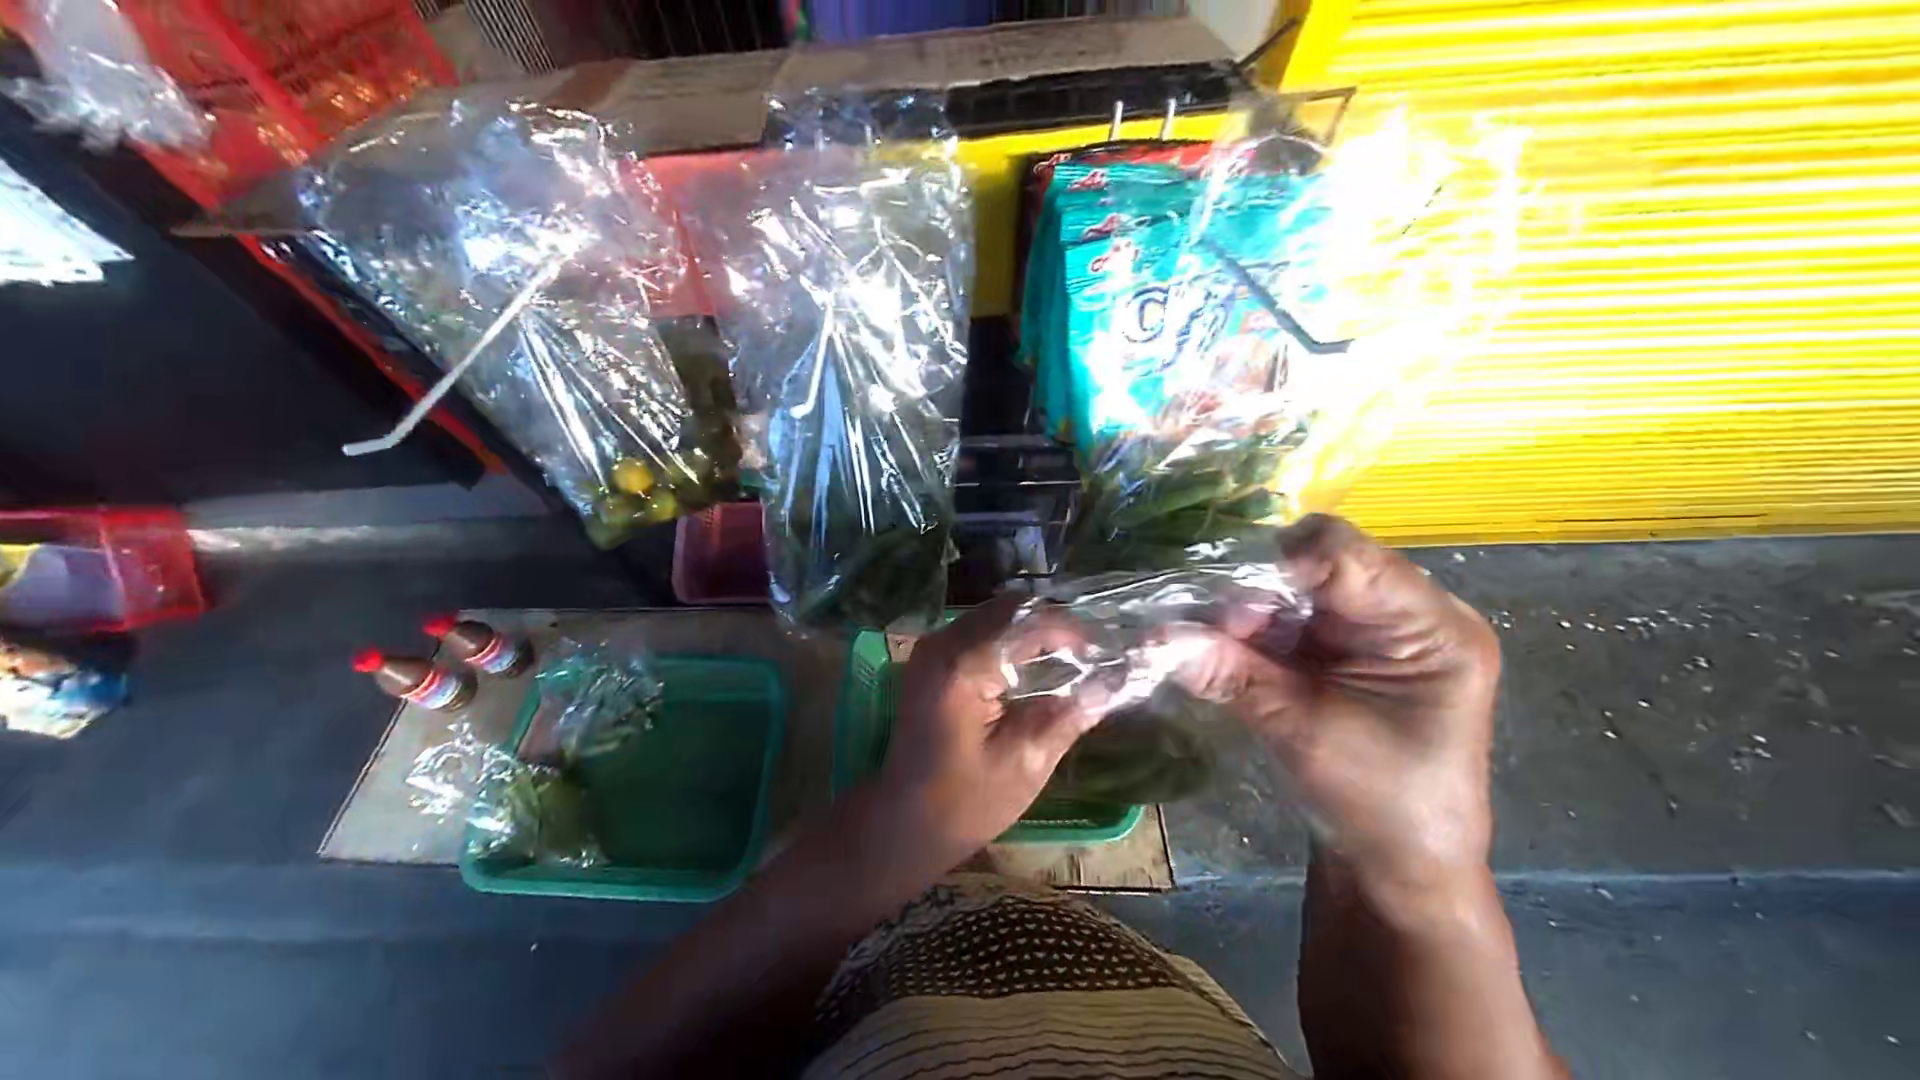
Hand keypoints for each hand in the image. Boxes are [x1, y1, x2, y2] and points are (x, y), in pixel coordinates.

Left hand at [876, 594, 1101, 864]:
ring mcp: (930, 649)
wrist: (903, 822)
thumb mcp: (1025, 764)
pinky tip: (1034, 663)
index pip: (1025, 623)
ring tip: (1069, 655)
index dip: (1069, 629)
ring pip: (992, 615)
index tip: (1101, 650)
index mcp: (961, 667)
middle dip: (1052, 623)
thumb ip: (1067, 715)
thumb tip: (1111, 682)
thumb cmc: (964, 803)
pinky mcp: (930, 660)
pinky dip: (1010, 639)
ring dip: (1031, 629)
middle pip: (1007, 609)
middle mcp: (941, 645)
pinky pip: (978, 630)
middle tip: (1089, 651)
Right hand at [1170, 515, 1500, 912]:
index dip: (1278, 565)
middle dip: (1256, 591)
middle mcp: (1405, 611)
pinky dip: (1251, 628)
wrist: (1396, 863)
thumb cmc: (1375, 803)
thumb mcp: (1300, 733)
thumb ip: (1231, 675)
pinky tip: (1227, 650)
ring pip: (1292, 585)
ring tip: (1218, 646)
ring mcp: (1371, 627)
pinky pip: (1287, 614)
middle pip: (1315, 563)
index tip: (1225, 607)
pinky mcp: (1340, 645)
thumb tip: (1154, 637)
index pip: (1346, 555)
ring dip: (1248, 611)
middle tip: (1218, 632)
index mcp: (1429, 626)